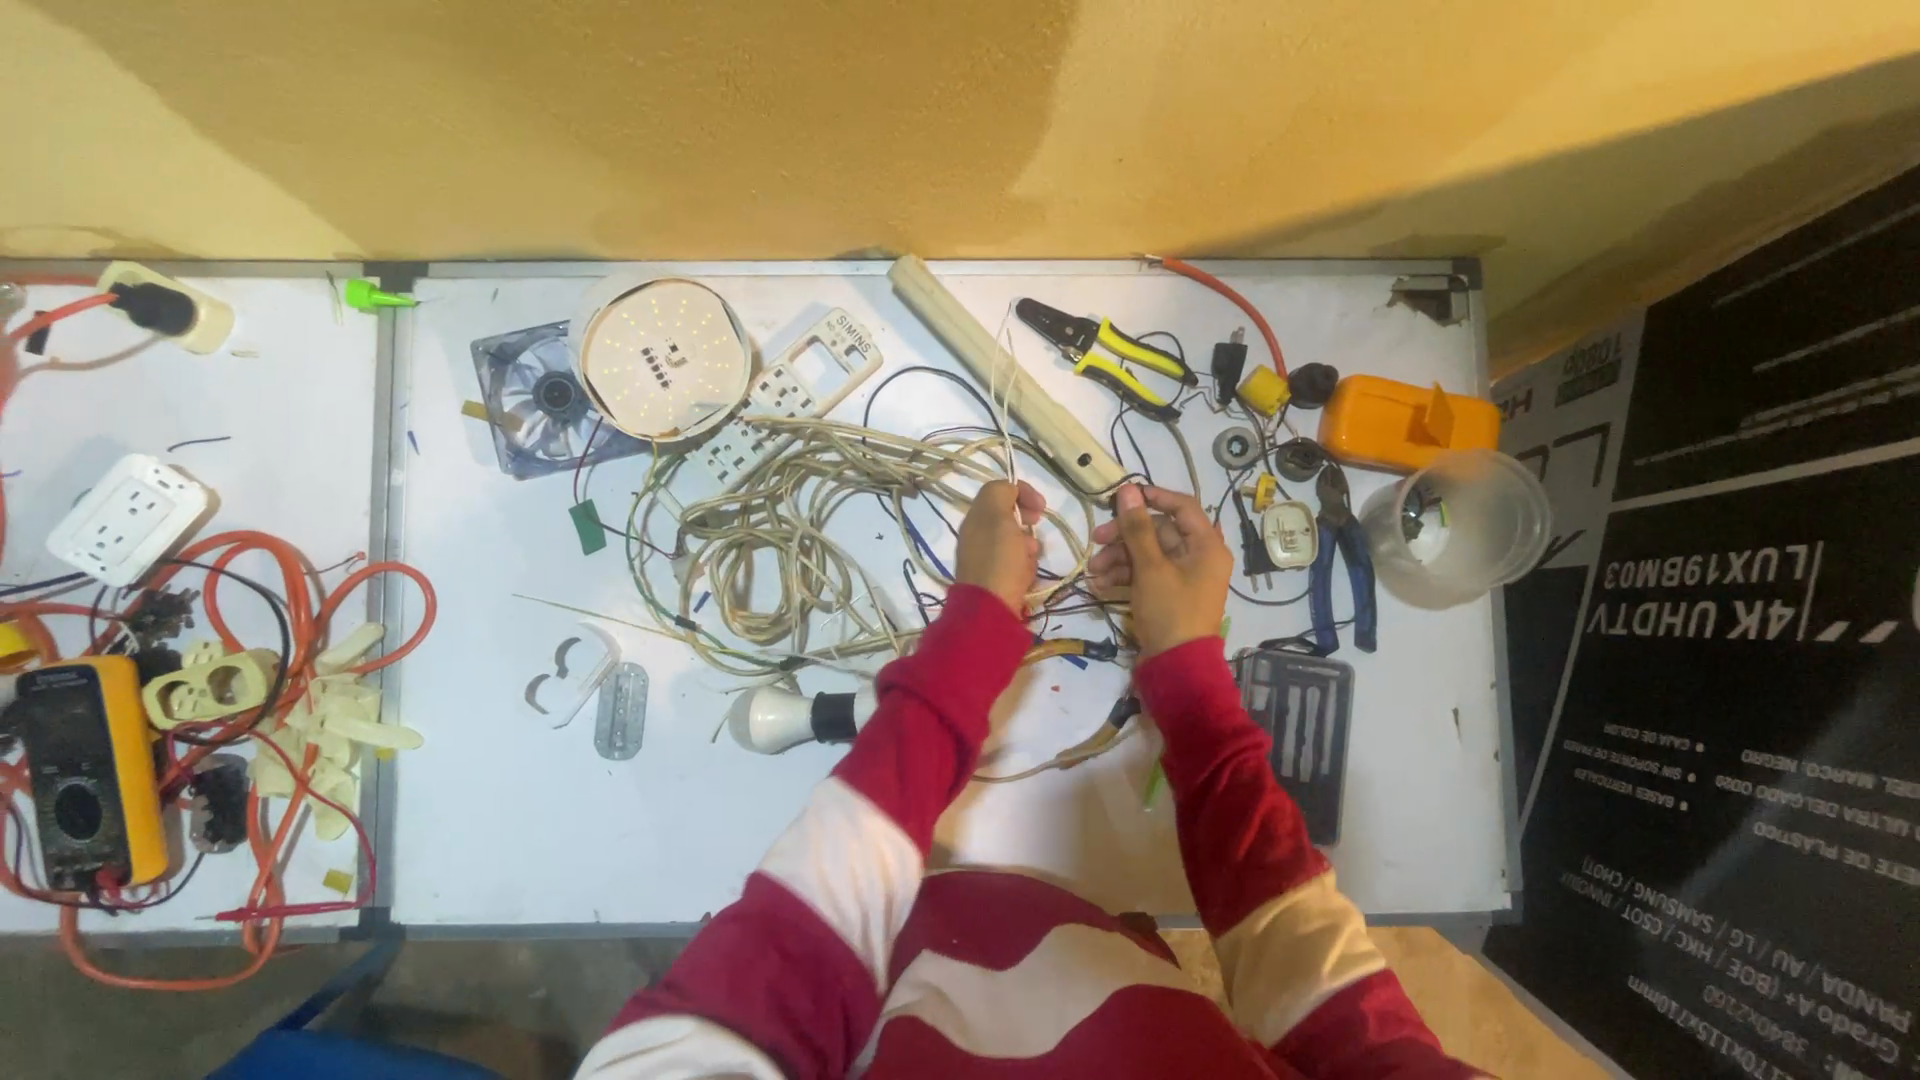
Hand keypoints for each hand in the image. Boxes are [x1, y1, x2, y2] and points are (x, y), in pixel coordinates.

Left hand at [955, 479, 1045, 615]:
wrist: (990, 608)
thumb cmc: (998, 558)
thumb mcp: (997, 515)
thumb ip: (1001, 493)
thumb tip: (1010, 492)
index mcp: (975, 516)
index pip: (1000, 490)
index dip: (1023, 492)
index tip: (1041, 507)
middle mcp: (977, 534)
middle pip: (1010, 516)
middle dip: (1027, 521)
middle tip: (1036, 527)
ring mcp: (986, 556)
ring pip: (1017, 540)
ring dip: (1028, 545)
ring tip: (1030, 557)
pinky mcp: (996, 577)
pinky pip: (1017, 562)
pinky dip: (1025, 565)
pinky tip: (1027, 575)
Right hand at [1088, 483, 1230, 658]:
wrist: (1177, 667)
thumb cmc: (1170, 612)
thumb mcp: (1151, 568)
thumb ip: (1137, 528)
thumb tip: (1127, 490)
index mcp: (1206, 545)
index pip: (1182, 506)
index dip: (1152, 497)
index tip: (1122, 497)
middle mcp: (1199, 557)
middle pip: (1159, 531)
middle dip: (1125, 536)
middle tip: (1096, 540)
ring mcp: (1183, 577)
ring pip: (1148, 554)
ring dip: (1119, 558)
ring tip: (1094, 570)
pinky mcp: (1169, 594)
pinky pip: (1146, 574)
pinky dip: (1125, 576)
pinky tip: (1101, 585)